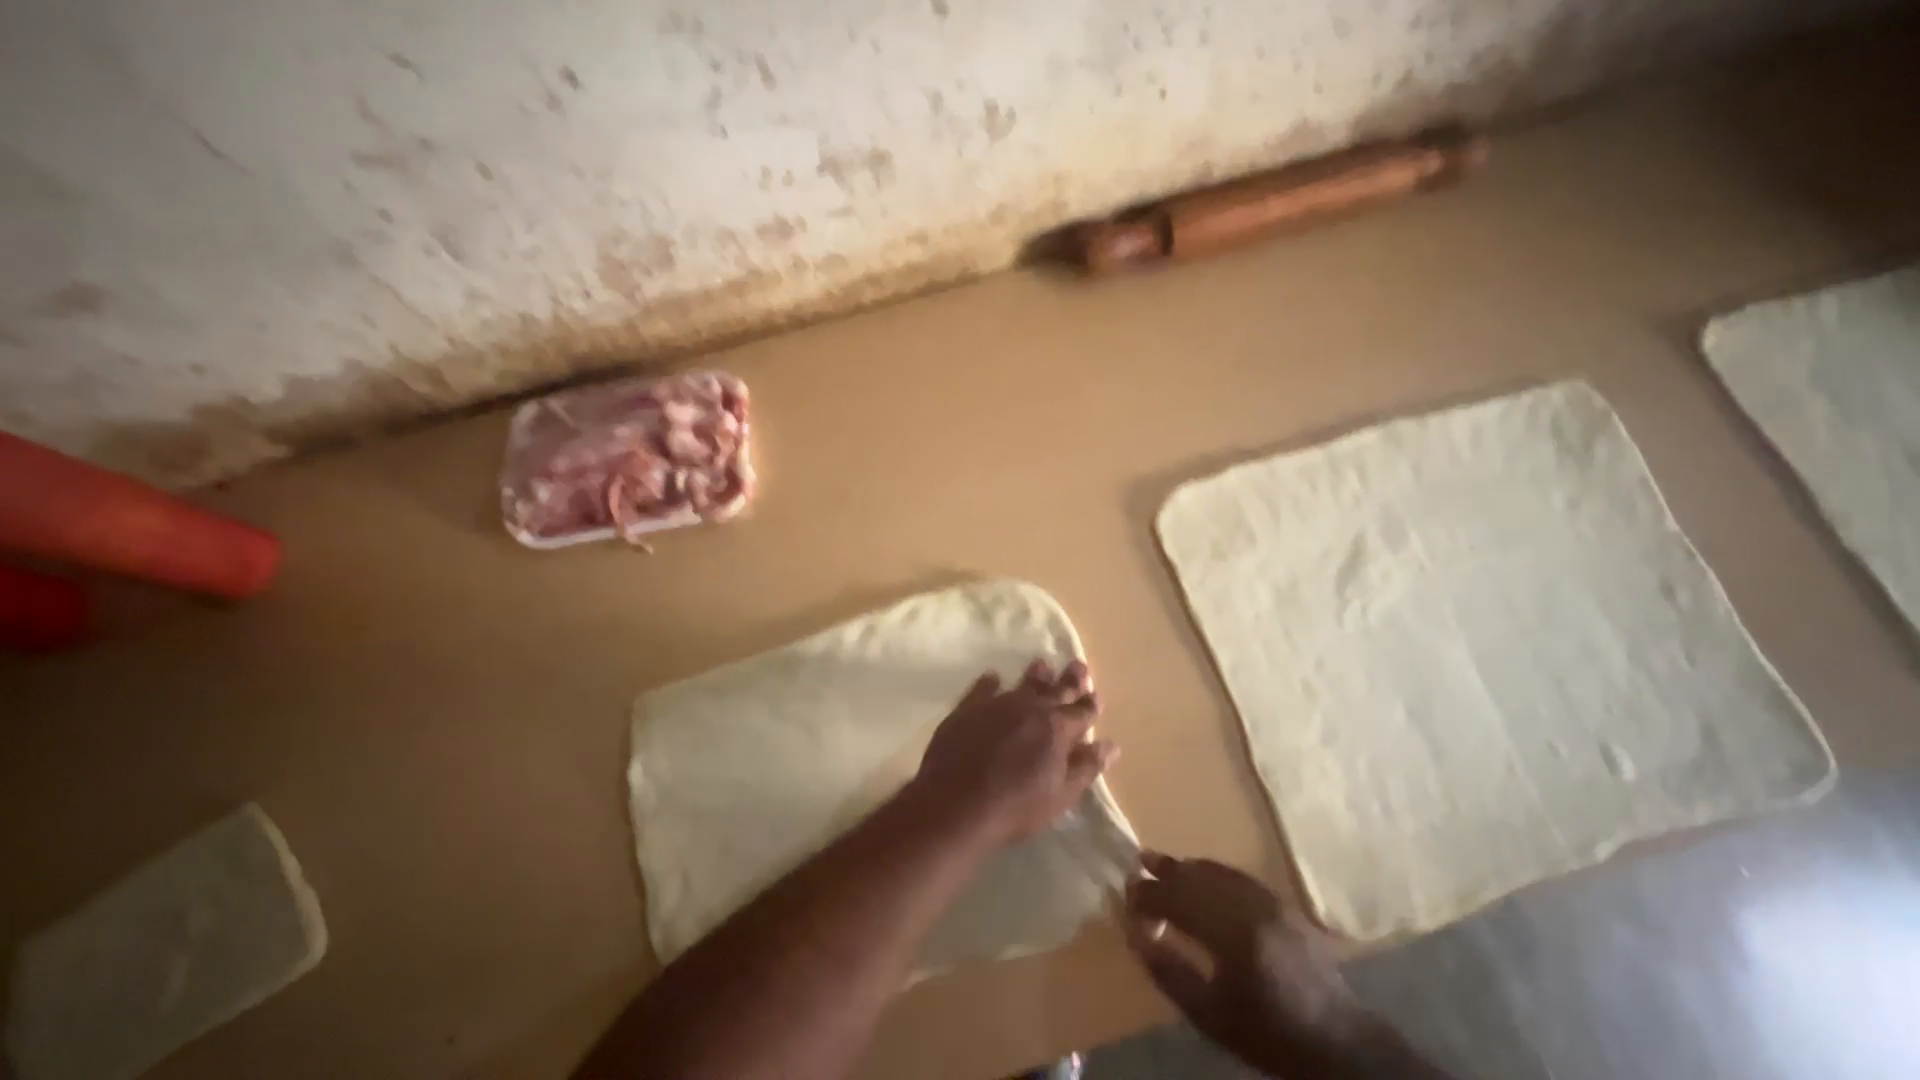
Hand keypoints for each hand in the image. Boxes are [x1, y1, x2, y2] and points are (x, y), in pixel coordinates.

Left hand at [911, 659, 1115, 845]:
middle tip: (1078, 665)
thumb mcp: (1060, 795)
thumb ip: (1086, 767)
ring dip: (1035, 675)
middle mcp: (1030, 709)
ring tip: (1042, 665)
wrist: (955, 805)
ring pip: (1022, 684)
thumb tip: (1111, 745)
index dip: (1091, 704)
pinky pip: (983, 689)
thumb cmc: (1015, 807)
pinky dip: (991, 682)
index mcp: (1057, 729)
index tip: (1096, 695)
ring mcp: (996, 705)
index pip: (1082, 712)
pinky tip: (993, 677)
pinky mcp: (967, 709)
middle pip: (1055, 690)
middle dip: (1070, 679)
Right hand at [1125, 853, 1376, 1076]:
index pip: (1179, 901)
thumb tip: (1135, 935)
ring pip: (1221, 872)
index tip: (1126, 895)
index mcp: (1232, 936)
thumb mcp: (1209, 1016)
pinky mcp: (1286, 906)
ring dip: (1189, 867)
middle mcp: (1253, 909)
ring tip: (1163, 863)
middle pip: (1199, 879)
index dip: (1149, 896)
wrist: (1335, 1041)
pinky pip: (1242, 877)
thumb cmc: (1266, 1032)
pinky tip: (1204, 874)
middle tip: (1137, 866)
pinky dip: (1216, 872)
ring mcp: (1272, 904)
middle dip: (1166, 873)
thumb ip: (1169, 973)